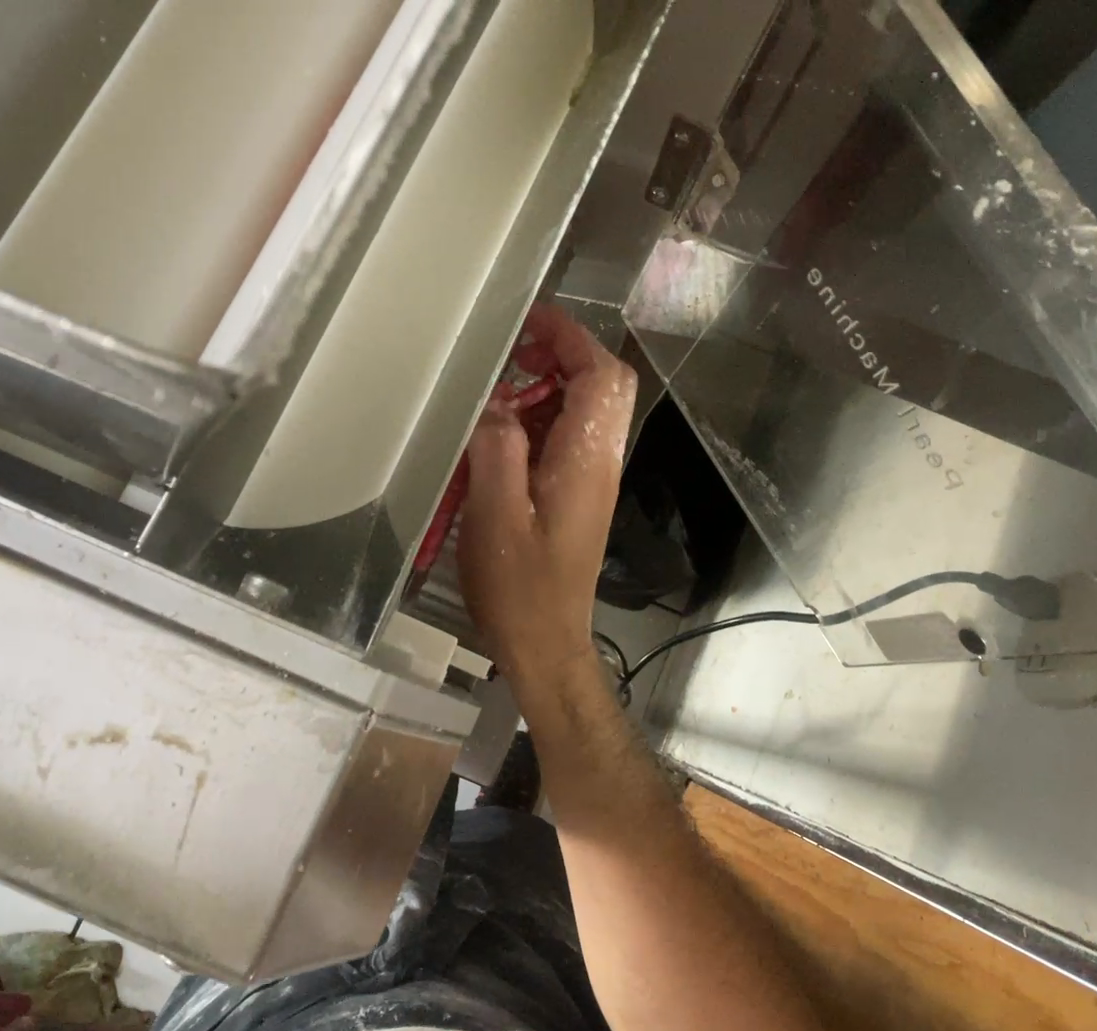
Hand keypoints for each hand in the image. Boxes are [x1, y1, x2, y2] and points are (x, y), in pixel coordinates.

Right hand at [459, 305, 637, 684]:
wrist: (546, 644)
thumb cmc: (519, 587)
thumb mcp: (495, 514)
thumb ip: (496, 447)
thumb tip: (498, 402)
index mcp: (586, 459)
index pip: (600, 375)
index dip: (571, 337)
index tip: (529, 321)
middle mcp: (600, 463)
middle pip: (602, 387)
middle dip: (561, 356)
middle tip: (511, 355)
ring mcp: (592, 481)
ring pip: (583, 412)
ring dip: (545, 391)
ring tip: (494, 396)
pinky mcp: (577, 498)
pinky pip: (566, 442)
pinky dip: (537, 424)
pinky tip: (497, 439)